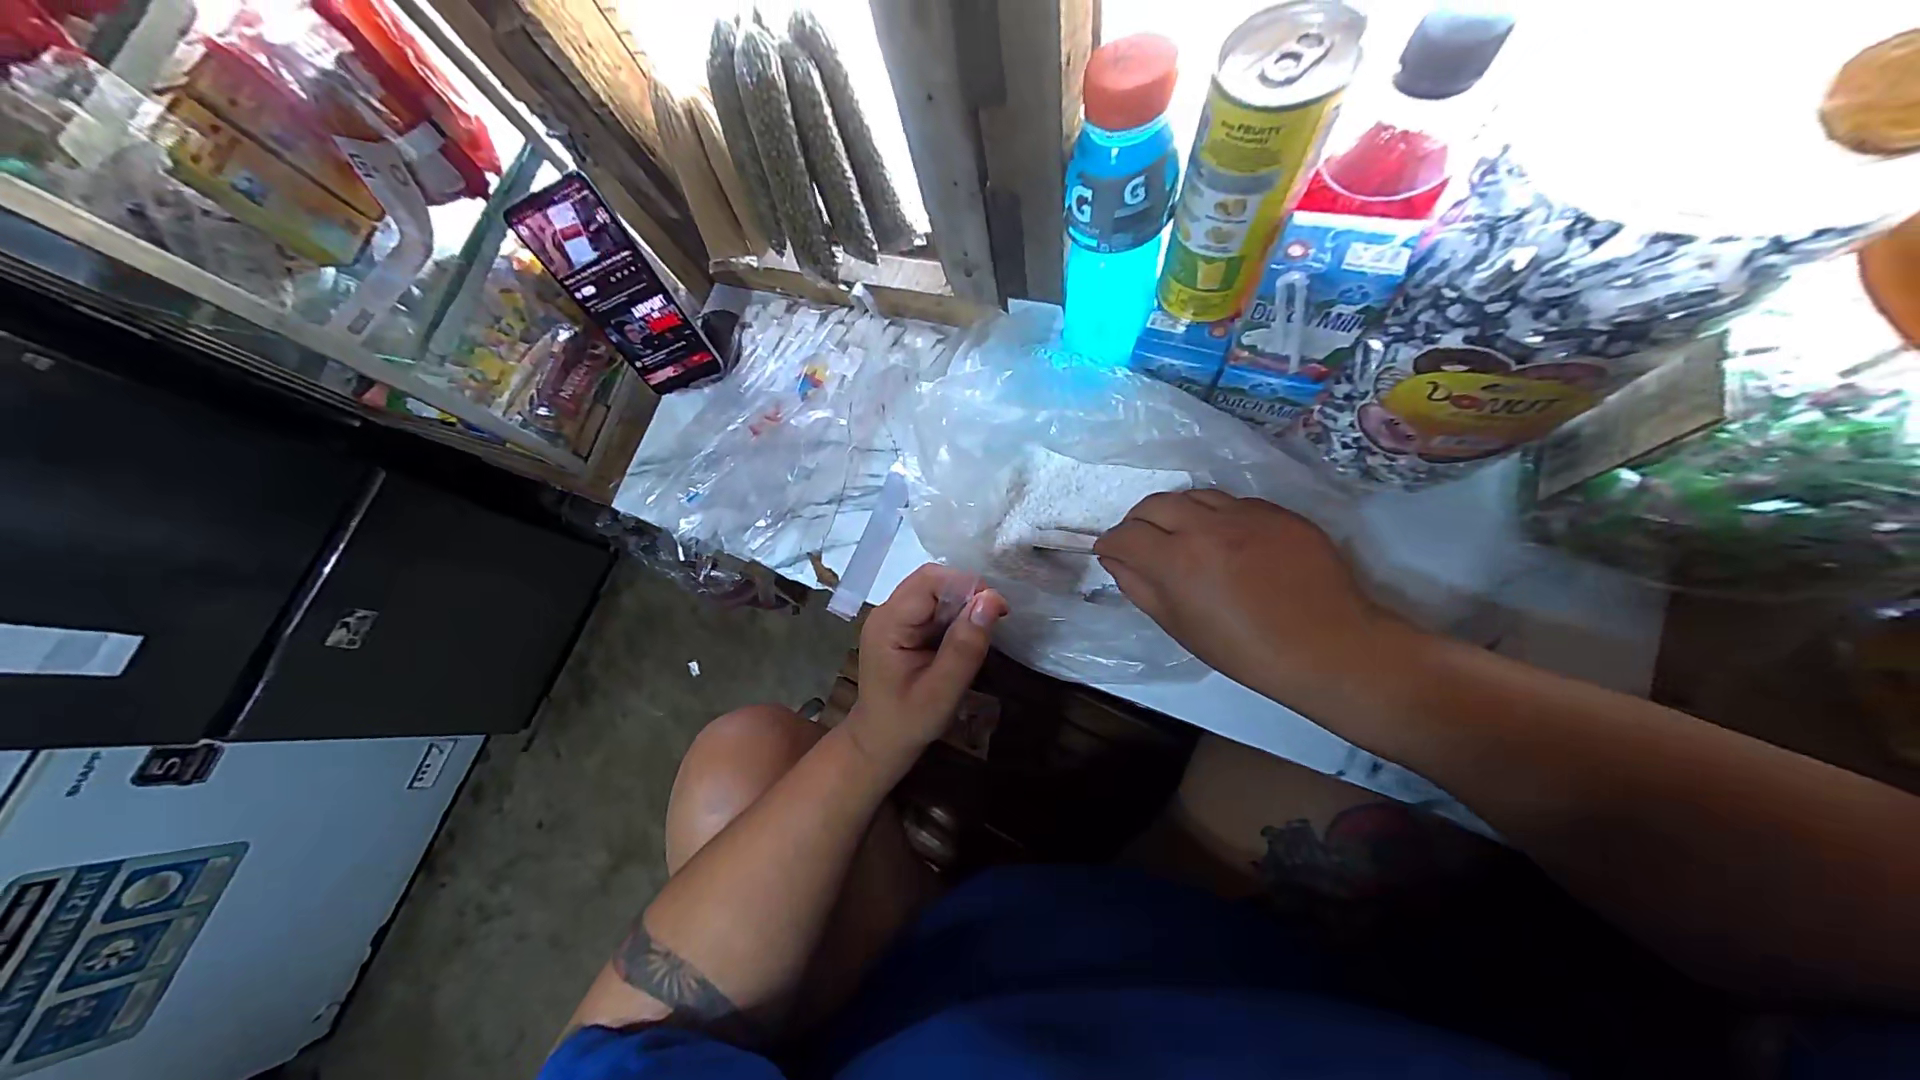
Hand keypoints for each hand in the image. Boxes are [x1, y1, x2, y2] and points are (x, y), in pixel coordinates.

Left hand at [845, 564, 1007, 766]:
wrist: (880, 742)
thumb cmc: (908, 722)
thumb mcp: (942, 692)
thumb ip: (965, 647)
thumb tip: (991, 600)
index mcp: (888, 624)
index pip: (930, 581)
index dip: (967, 586)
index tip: (997, 611)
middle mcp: (887, 612)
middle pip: (932, 580)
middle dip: (967, 593)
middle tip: (993, 621)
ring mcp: (894, 617)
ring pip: (935, 590)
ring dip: (963, 604)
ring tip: (982, 631)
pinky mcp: (904, 626)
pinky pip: (934, 605)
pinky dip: (956, 614)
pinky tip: (966, 635)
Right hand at [1094, 491, 1415, 708]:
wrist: (1328, 646)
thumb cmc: (1246, 651)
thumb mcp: (1181, 627)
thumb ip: (1140, 588)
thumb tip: (1116, 561)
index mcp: (1178, 561)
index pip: (1126, 535)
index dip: (1110, 543)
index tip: (1109, 551)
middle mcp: (1207, 526)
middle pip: (1154, 504)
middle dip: (1137, 521)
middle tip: (1139, 541)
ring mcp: (1246, 514)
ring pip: (1193, 495)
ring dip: (1175, 512)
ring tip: (1179, 534)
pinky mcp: (1277, 512)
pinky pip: (1232, 502)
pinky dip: (1214, 514)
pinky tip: (1223, 538)